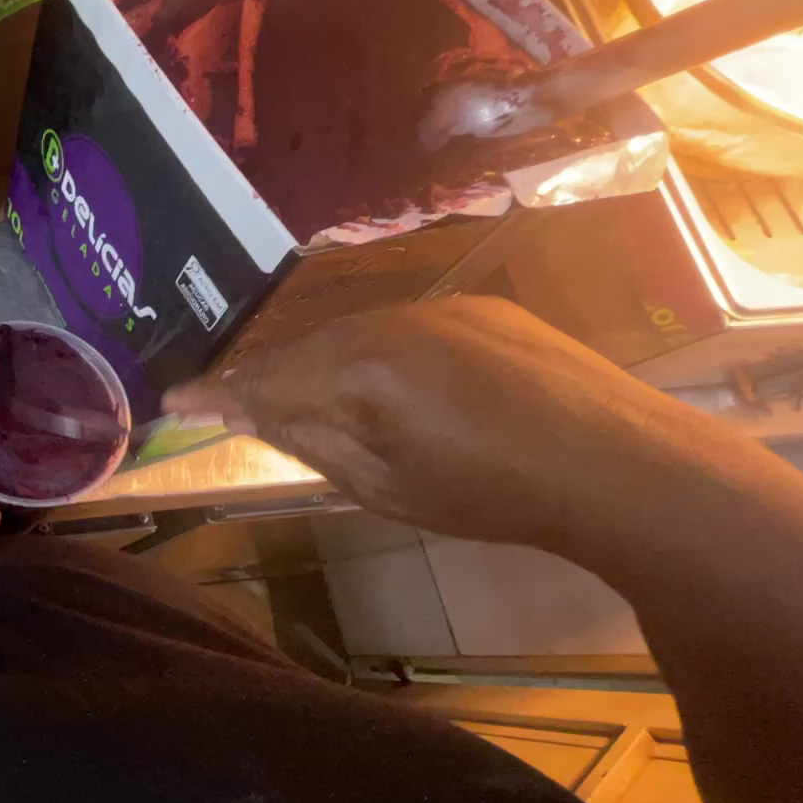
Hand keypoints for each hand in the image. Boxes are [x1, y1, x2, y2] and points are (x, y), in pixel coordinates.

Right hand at [163, 296, 739, 560]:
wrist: (631, 471)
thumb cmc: (491, 494)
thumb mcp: (379, 484)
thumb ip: (306, 438)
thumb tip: (250, 412)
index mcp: (359, 370)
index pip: (263, 381)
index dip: (212, 393)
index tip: (171, 400)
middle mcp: (387, 322)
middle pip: (297, 351)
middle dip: (259, 382)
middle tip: (229, 408)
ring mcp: (436, 309)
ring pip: (343, 336)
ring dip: (312, 368)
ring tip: (300, 403)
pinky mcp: (474, 310)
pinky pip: (390, 329)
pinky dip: (362, 356)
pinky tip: (374, 386)